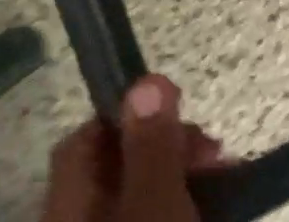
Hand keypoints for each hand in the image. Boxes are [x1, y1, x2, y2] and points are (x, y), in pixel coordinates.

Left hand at [42, 75, 225, 221]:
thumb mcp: (155, 199)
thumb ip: (151, 144)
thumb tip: (148, 79)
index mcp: (66, 199)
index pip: (85, 136)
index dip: (130, 113)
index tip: (180, 106)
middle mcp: (73, 213)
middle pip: (114, 161)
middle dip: (167, 141)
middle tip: (212, 148)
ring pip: (136, 184)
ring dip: (181, 168)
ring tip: (222, 170)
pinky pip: (148, 205)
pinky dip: (179, 194)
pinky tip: (211, 193)